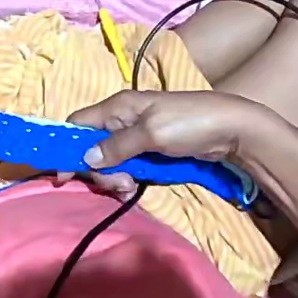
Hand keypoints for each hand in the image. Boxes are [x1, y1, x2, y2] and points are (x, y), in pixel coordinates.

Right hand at [65, 90, 286, 194]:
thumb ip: (117, 146)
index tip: (66, 175)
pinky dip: (127, 180)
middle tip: (120, 184)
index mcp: (118, 107)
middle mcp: (121, 120)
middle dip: (98, 170)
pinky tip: (135, 189)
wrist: (231, 130)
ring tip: (132, 187)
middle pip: (90, 147)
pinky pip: (127, 168)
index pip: (78, 123)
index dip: (67, 147)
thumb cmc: (189, 123)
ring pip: (108, 161)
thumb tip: (86, 156)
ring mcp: (136, 137)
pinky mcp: (149, 152)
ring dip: (114, 178)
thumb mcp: (151, 133)